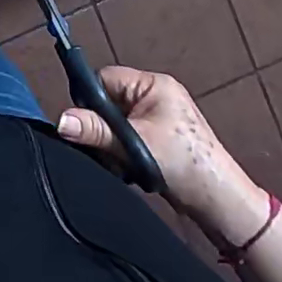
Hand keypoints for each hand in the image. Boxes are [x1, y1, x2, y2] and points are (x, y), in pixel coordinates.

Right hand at [57, 66, 271, 246]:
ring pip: (109, 123)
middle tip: (110, 146)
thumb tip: (62, 119)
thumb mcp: (135, 143)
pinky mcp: (150, 139)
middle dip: (101, 127)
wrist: (218, 203)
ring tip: (123, 161)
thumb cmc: (191, 166)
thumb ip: (95, 130)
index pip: (104, 78)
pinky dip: (118, 153)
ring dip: (110, 144)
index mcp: (154, 85)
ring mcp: (152, 119)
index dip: (90, 99)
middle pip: (104, 102)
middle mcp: (153, 97)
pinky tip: (128, 167)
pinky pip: (119, 138)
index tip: (86, 122)